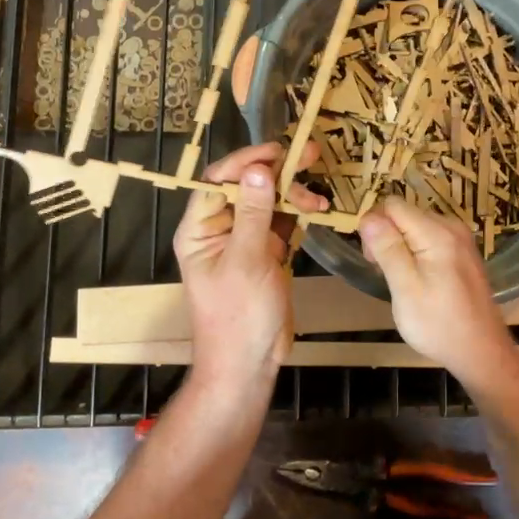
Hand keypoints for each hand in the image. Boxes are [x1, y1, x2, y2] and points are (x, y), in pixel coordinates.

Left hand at [172, 142, 328, 389]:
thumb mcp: (246, 262)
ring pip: (269, 200)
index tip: (277, 152)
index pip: (217, 181)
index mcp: (199, 229)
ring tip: (319, 200)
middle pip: (246, 186)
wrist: (249, 366)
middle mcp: (219, 228)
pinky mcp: (267, 252)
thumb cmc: (238, 318)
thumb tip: (259, 170)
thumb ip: (254, 214)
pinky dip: (300, 213)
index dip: (246, 162)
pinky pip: (283, 221)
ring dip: (294, 194)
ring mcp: (245, 239)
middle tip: (310, 155)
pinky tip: (319, 210)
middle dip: (278, 172)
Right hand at [357, 198, 518, 387]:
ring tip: (403, 281)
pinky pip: (430, 238)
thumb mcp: (406, 289)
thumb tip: (368, 217)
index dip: (375, 227)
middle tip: (386, 274)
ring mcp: (460, 239)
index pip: (392, 205)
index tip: (374, 260)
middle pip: (405, 213)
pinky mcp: (463, 253)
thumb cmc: (439, 324)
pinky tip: (420, 280)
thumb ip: (388, 249)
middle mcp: (451, 227)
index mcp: (437, 232)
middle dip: (387, 236)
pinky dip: (417, 252)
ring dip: (401, 246)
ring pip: (415, 226)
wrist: (481, 351)